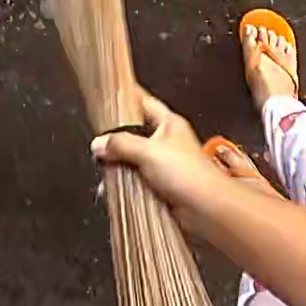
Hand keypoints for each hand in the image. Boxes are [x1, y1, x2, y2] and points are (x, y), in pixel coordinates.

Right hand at [92, 92, 236, 233]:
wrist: (206, 209)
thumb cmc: (189, 174)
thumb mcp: (149, 151)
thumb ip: (121, 144)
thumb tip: (100, 143)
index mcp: (169, 124)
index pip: (145, 102)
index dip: (128, 97)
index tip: (111, 95)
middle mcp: (166, 141)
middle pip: (136, 132)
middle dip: (117, 137)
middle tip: (99, 139)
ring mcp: (164, 163)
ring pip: (134, 157)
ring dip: (119, 163)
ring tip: (102, 165)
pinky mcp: (161, 185)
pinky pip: (137, 178)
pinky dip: (125, 181)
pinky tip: (112, 186)